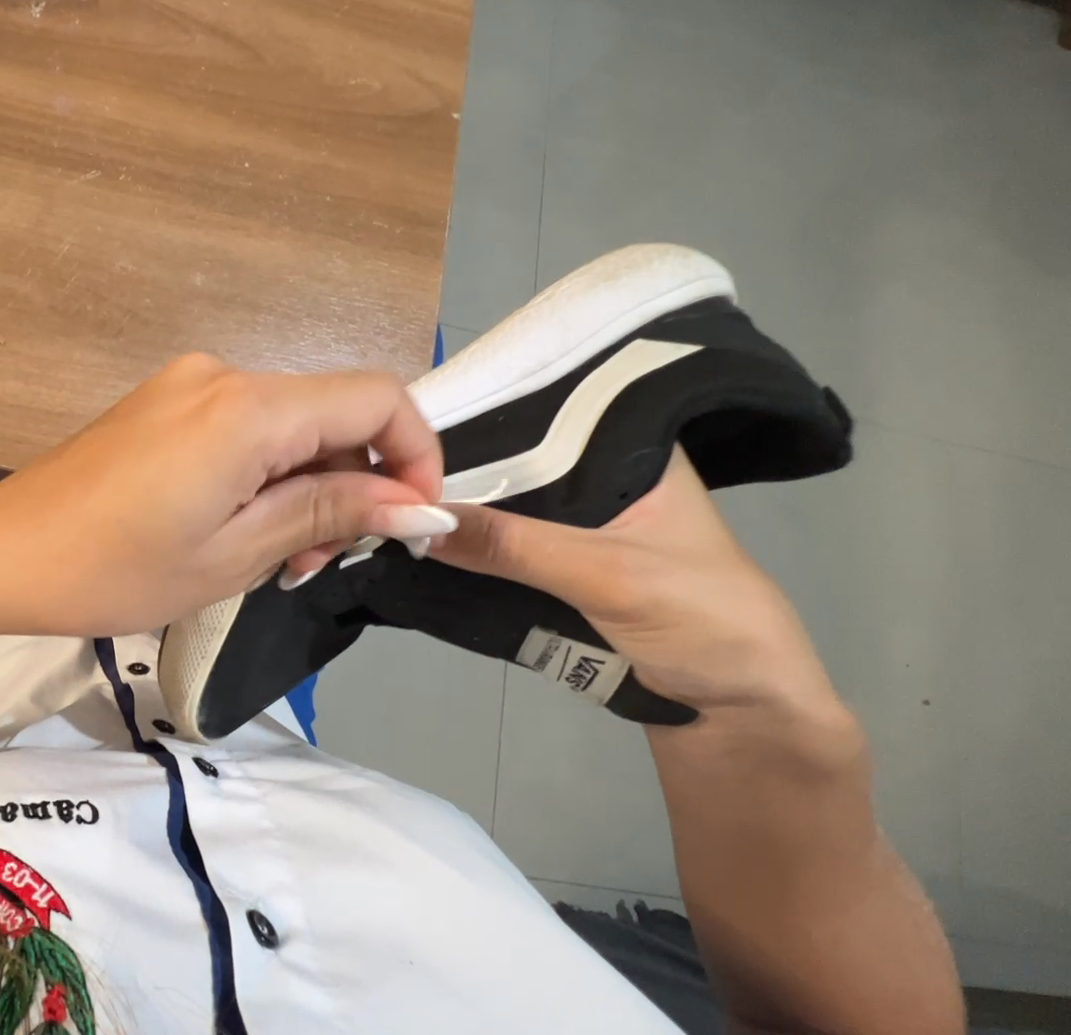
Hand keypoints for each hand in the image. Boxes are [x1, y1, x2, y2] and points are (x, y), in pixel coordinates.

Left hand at [0, 355, 450, 638]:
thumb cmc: (112, 570)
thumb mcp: (233, 554)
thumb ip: (329, 512)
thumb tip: (419, 504)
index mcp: (247, 407)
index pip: (377, 398)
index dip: (416, 456)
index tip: (410, 527)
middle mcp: (221, 375)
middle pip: (331, 413)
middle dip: (351, 486)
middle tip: (315, 564)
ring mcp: (184, 385)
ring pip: (288, 426)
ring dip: (304, 488)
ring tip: (274, 560)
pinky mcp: (160, 406)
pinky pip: (242, 430)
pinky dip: (263, 476)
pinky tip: (237, 529)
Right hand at [429, 448, 845, 725]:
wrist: (739, 718)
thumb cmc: (704, 625)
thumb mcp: (608, 576)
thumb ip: (513, 545)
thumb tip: (416, 520)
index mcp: (635, 453)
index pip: (550, 413)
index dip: (486, 410)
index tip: (418, 413)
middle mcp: (601, 480)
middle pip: (516, 461)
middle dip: (461, 466)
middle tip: (389, 460)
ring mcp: (578, 529)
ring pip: (504, 507)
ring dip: (459, 511)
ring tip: (391, 494)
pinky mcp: (558, 571)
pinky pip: (501, 549)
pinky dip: (468, 549)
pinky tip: (422, 539)